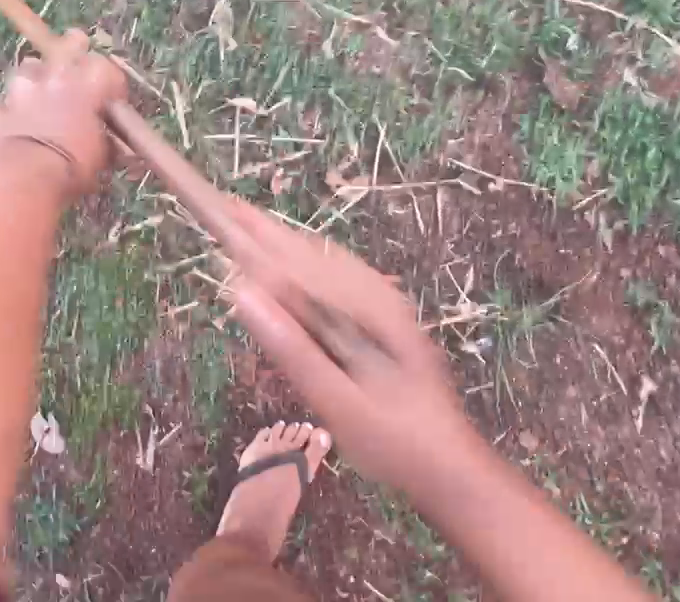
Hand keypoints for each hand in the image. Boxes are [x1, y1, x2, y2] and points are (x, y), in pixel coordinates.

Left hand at [0, 30, 127, 199]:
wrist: (26, 177)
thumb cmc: (74, 166)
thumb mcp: (101, 157)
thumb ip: (105, 141)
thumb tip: (111, 145)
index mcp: (87, 88)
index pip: (106, 68)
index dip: (111, 79)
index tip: (113, 96)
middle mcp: (54, 80)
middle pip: (66, 48)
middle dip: (73, 46)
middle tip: (77, 45)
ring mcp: (21, 93)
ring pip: (27, 70)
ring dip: (33, 79)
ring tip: (37, 90)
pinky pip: (0, 108)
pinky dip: (5, 114)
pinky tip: (9, 125)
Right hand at [221, 200, 476, 495]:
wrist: (454, 469)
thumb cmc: (396, 441)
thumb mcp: (339, 403)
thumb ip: (292, 349)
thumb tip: (243, 293)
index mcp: (368, 306)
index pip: (299, 262)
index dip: (259, 236)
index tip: (225, 211)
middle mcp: (376, 294)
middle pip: (311, 253)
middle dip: (267, 232)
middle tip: (227, 209)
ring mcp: (382, 305)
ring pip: (323, 262)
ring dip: (285, 245)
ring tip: (248, 229)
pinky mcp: (382, 320)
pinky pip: (336, 279)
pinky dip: (305, 266)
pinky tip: (292, 267)